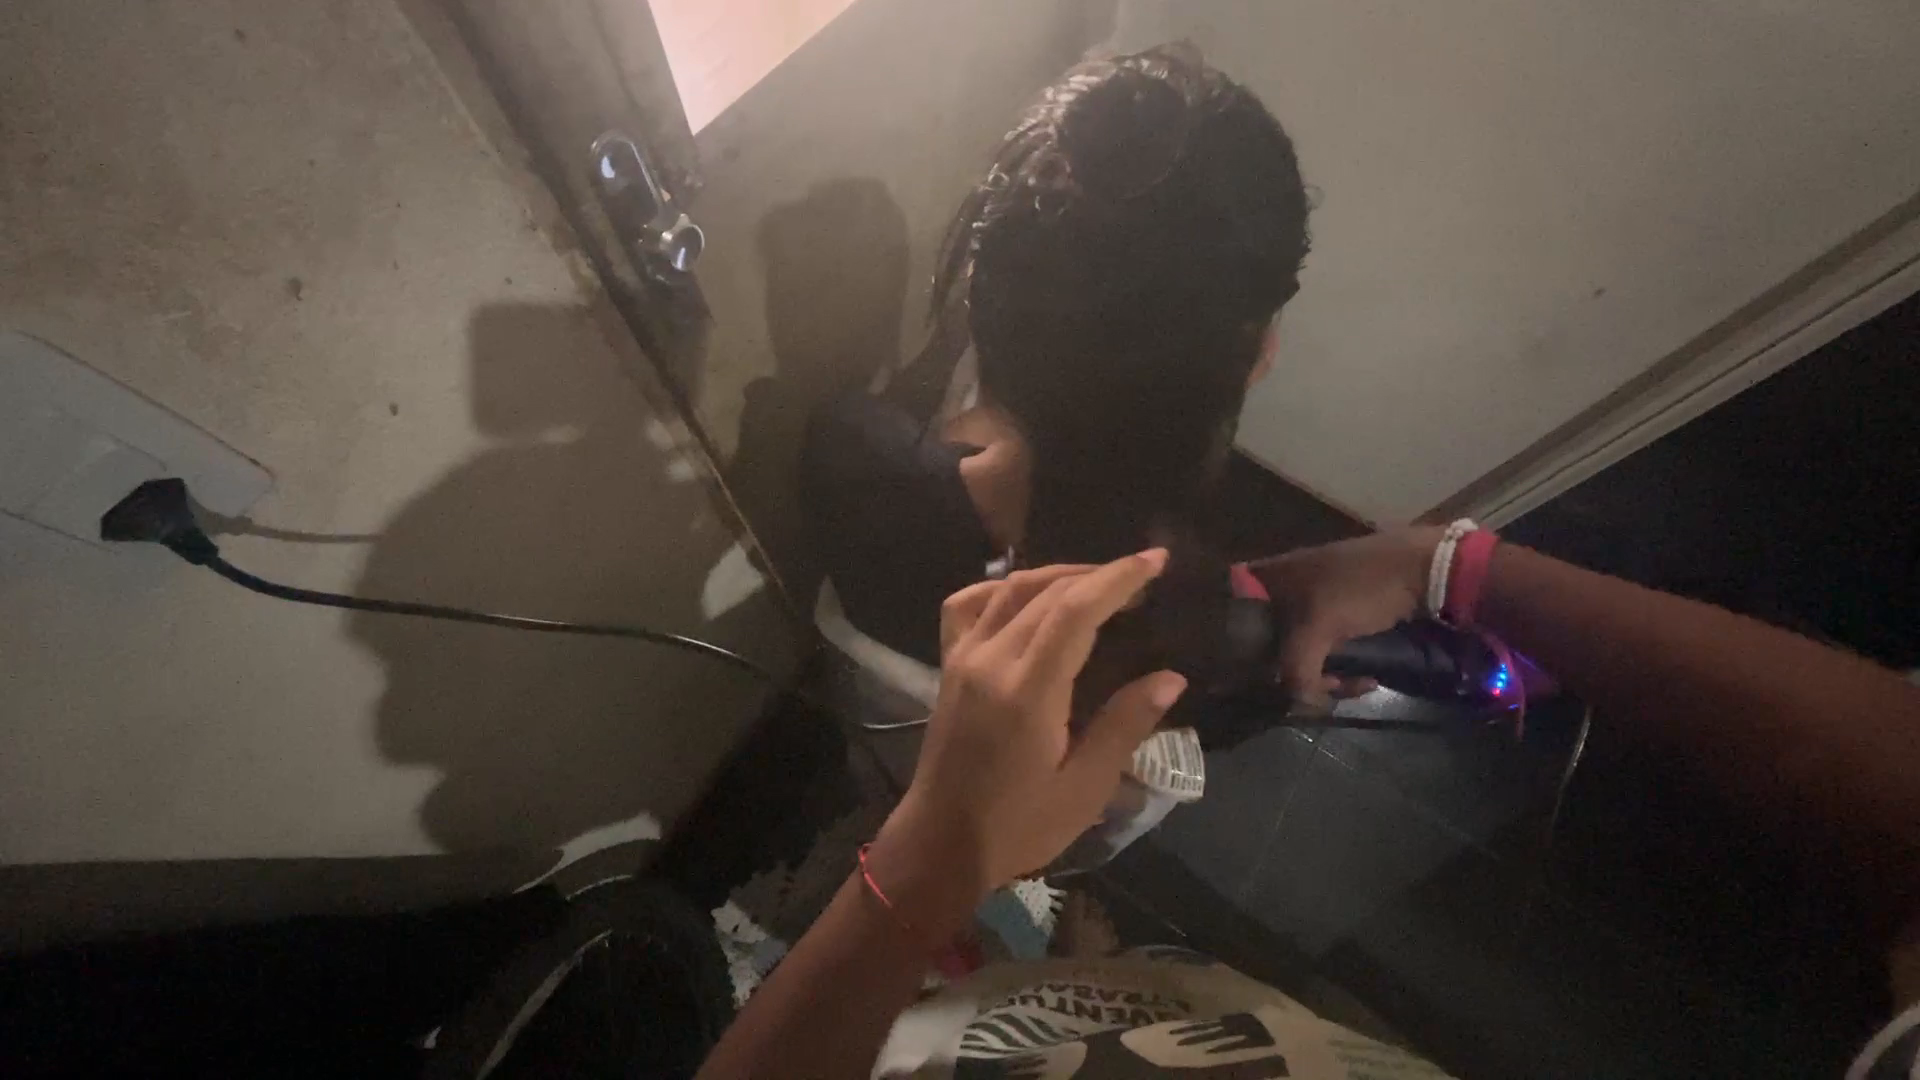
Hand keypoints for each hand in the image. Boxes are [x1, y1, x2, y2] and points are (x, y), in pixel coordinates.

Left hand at [870, 551, 1188, 916]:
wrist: (940, 840)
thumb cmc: (1019, 825)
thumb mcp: (1084, 788)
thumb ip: (1125, 725)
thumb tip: (1171, 678)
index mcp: (1027, 690)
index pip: (1074, 610)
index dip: (1117, 579)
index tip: (1156, 561)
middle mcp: (990, 659)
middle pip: (1045, 591)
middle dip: (1097, 574)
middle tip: (1141, 577)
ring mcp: (962, 657)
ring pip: (1009, 589)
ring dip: (1056, 575)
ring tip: (1097, 582)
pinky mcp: (948, 664)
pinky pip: (968, 604)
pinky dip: (1002, 588)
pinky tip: (1027, 597)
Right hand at [1249, 528, 1443, 703]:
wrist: (1423, 566)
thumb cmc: (1359, 587)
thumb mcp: (1319, 627)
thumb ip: (1296, 668)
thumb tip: (1297, 703)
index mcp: (1264, 576)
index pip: (1235, 622)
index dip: (1246, 656)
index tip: (1266, 681)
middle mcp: (1280, 584)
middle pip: (1271, 642)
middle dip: (1295, 672)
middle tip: (1320, 689)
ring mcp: (1311, 595)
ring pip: (1301, 647)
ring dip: (1323, 672)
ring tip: (1351, 685)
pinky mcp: (1339, 608)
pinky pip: (1325, 644)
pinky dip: (1340, 663)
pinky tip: (1363, 676)